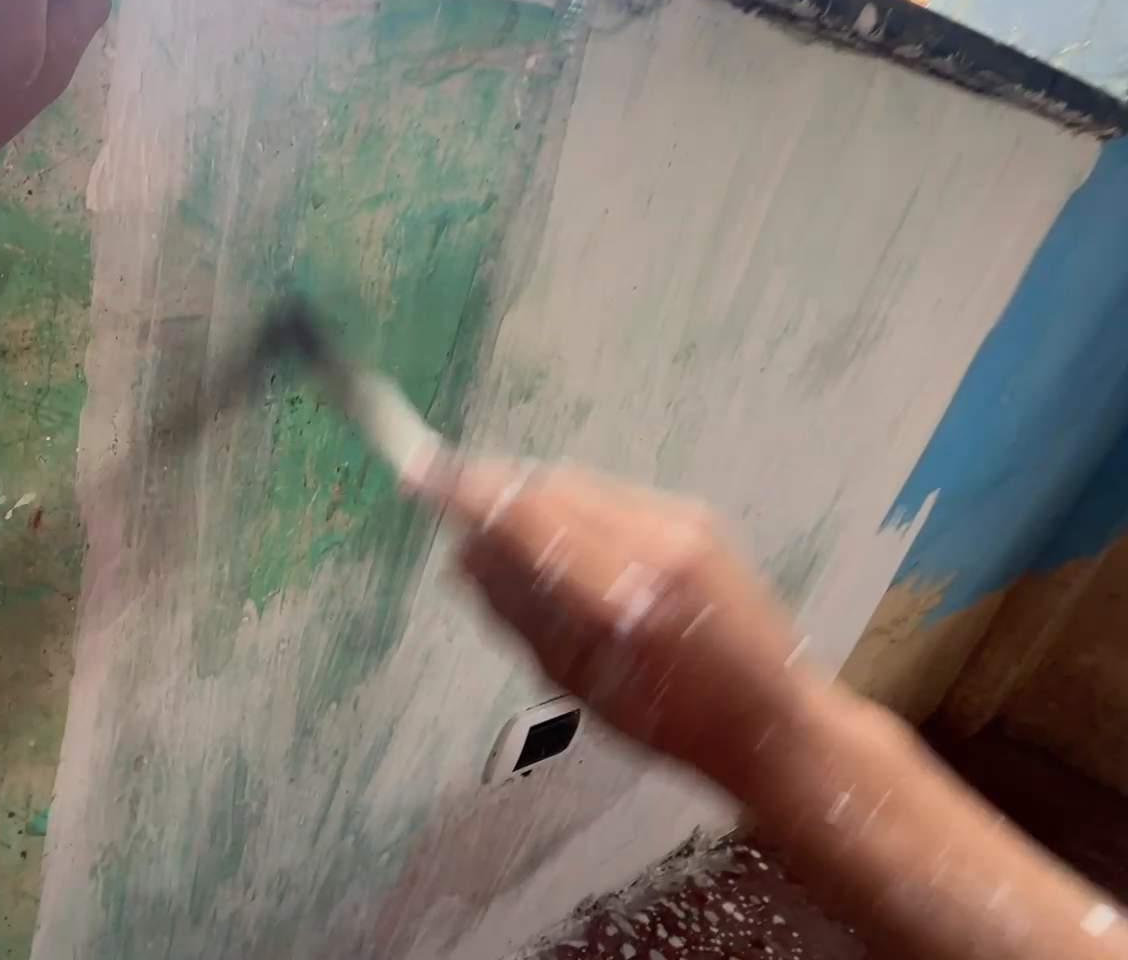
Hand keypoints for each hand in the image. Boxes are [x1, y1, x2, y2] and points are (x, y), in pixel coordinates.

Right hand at [415, 460, 814, 786]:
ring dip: (521, 493)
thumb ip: (512, 608)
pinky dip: (560, 502)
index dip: (464, 490)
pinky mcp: (692, 511)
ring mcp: (679, 519)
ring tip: (497, 523)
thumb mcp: (570, 678)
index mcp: (622, 599)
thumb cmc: (665, 720)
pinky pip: (600, 491)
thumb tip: (459, 553)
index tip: (418, 474)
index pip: (525, 517)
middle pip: (544, 485)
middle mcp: (655, 543)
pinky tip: (551, 532)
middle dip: (487, 486)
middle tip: (447, 500)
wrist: (777, 720)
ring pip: (569, 481)